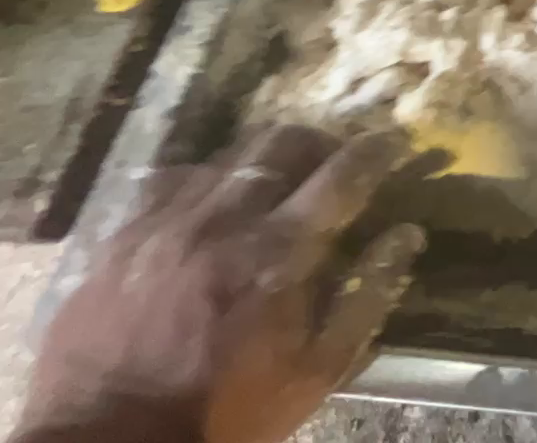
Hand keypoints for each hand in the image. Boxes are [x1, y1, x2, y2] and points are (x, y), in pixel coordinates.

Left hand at [16, 127, 433, 442]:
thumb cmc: (227, 408)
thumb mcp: (319, 366)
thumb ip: (371, 292)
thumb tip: (407, 233)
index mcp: (279, 251)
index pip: (345, 171)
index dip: (380, 148)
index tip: (397, 143)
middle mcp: (221, 223)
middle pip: (281, 143)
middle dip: (320, 144)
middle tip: (334, 165)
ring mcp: (161, 229)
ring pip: (226, 156)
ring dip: (264, 162)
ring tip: (276, 185)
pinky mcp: (115, 244)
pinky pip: (168, 184)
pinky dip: (205, 182)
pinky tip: (214, 207)